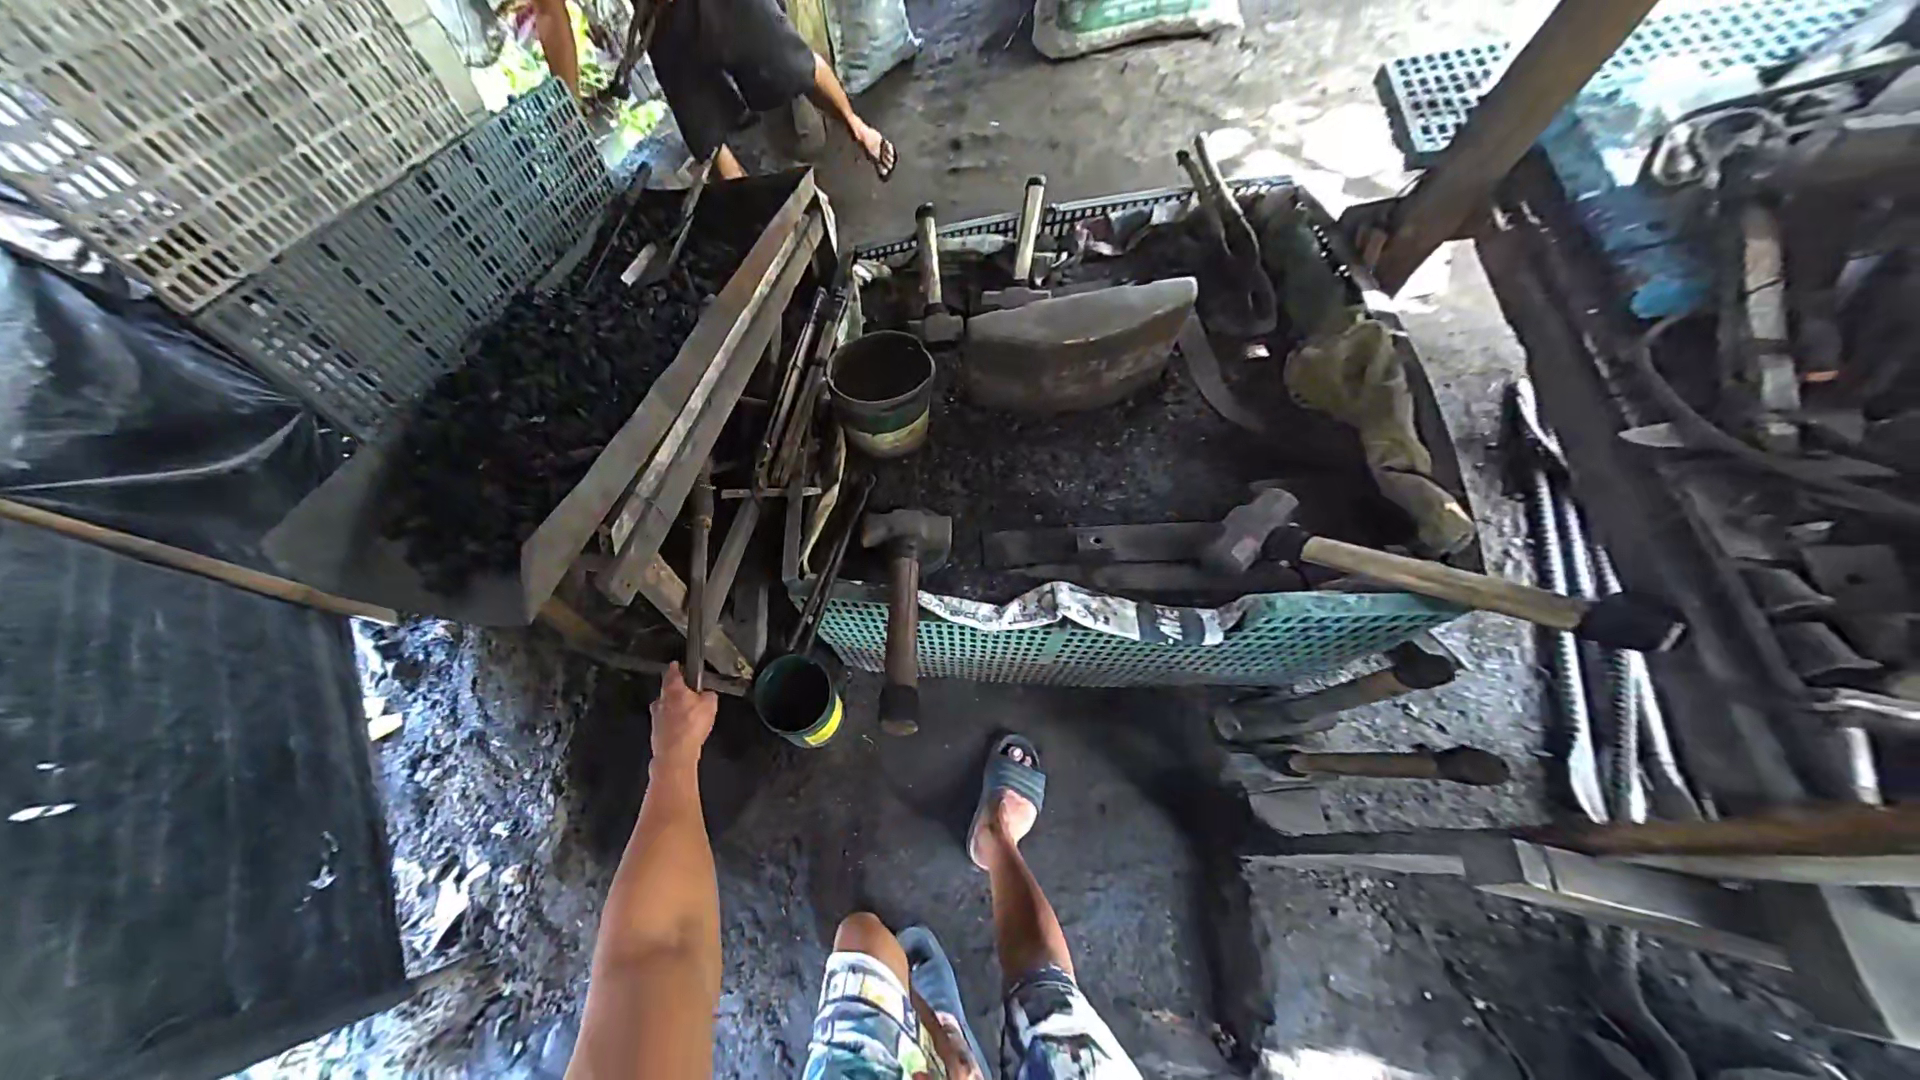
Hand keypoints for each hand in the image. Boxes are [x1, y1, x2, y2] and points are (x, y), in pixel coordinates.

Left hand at [650, 662, 715, 767]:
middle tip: (687, 691)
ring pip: (665, 706)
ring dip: (674, 707)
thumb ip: (709, 695)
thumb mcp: (711, 704)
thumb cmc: (692, 724)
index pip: (673, 672)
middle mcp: (660, 700)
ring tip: (687, 713)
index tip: (677, 665)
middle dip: (676, 689)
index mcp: (673, 689)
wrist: (675, 753)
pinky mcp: (655, 731)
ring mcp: (655, 717)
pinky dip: (673, 722)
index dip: (676, 667)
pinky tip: (684, 728)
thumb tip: (706, 694)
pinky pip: (665, 721)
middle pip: (667, 690)